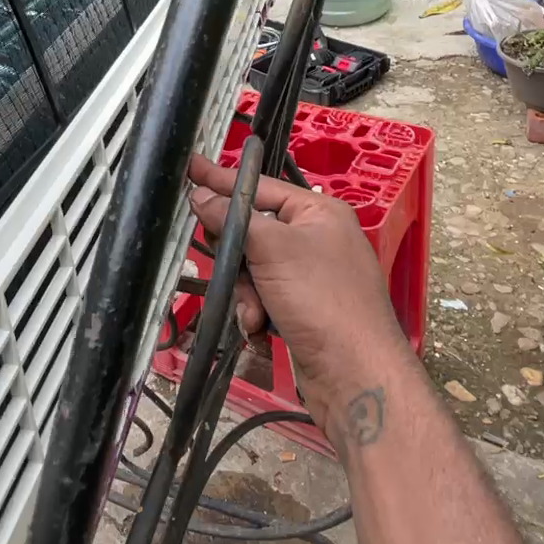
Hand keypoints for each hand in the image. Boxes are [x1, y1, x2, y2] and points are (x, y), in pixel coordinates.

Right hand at [186, 154, 402, 406]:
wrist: (356, 375)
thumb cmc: (319, 298)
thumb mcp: (271, 247)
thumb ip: (232, 217)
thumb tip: (198, 194)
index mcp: (317, 211)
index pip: (258, 186)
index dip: (220, 179)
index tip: (188, 167)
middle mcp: (315, 237)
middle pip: (251, 229)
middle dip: (235, 255)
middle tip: (224, 261)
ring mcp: (310, 274)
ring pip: (252, 266)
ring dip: (244, 291)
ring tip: (253, 312)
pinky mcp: (303, 307)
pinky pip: (263, 295)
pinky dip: (255, 309)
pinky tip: (259, 327)